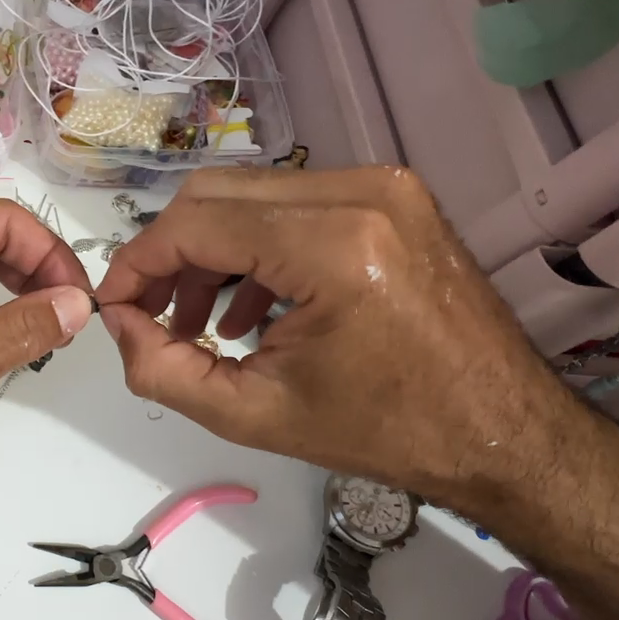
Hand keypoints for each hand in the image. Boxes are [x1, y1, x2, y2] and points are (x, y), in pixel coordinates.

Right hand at [94, 167, 579, 507]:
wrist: (504, 433)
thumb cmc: (382, 432)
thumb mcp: (250, 415)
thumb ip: (161, 369)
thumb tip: (115, 320)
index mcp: (331, 245)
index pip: (194, 225)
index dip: (137, 263)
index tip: (114, 306)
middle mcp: (359, 192)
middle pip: (214, 195)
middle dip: (167, 254)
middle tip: (149, 314)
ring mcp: (382, 186)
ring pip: (248, 195)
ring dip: (206, 252)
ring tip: (196, 322)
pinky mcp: (392, 197)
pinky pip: (290, 204)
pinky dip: (251, 247)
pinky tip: (247, 310)